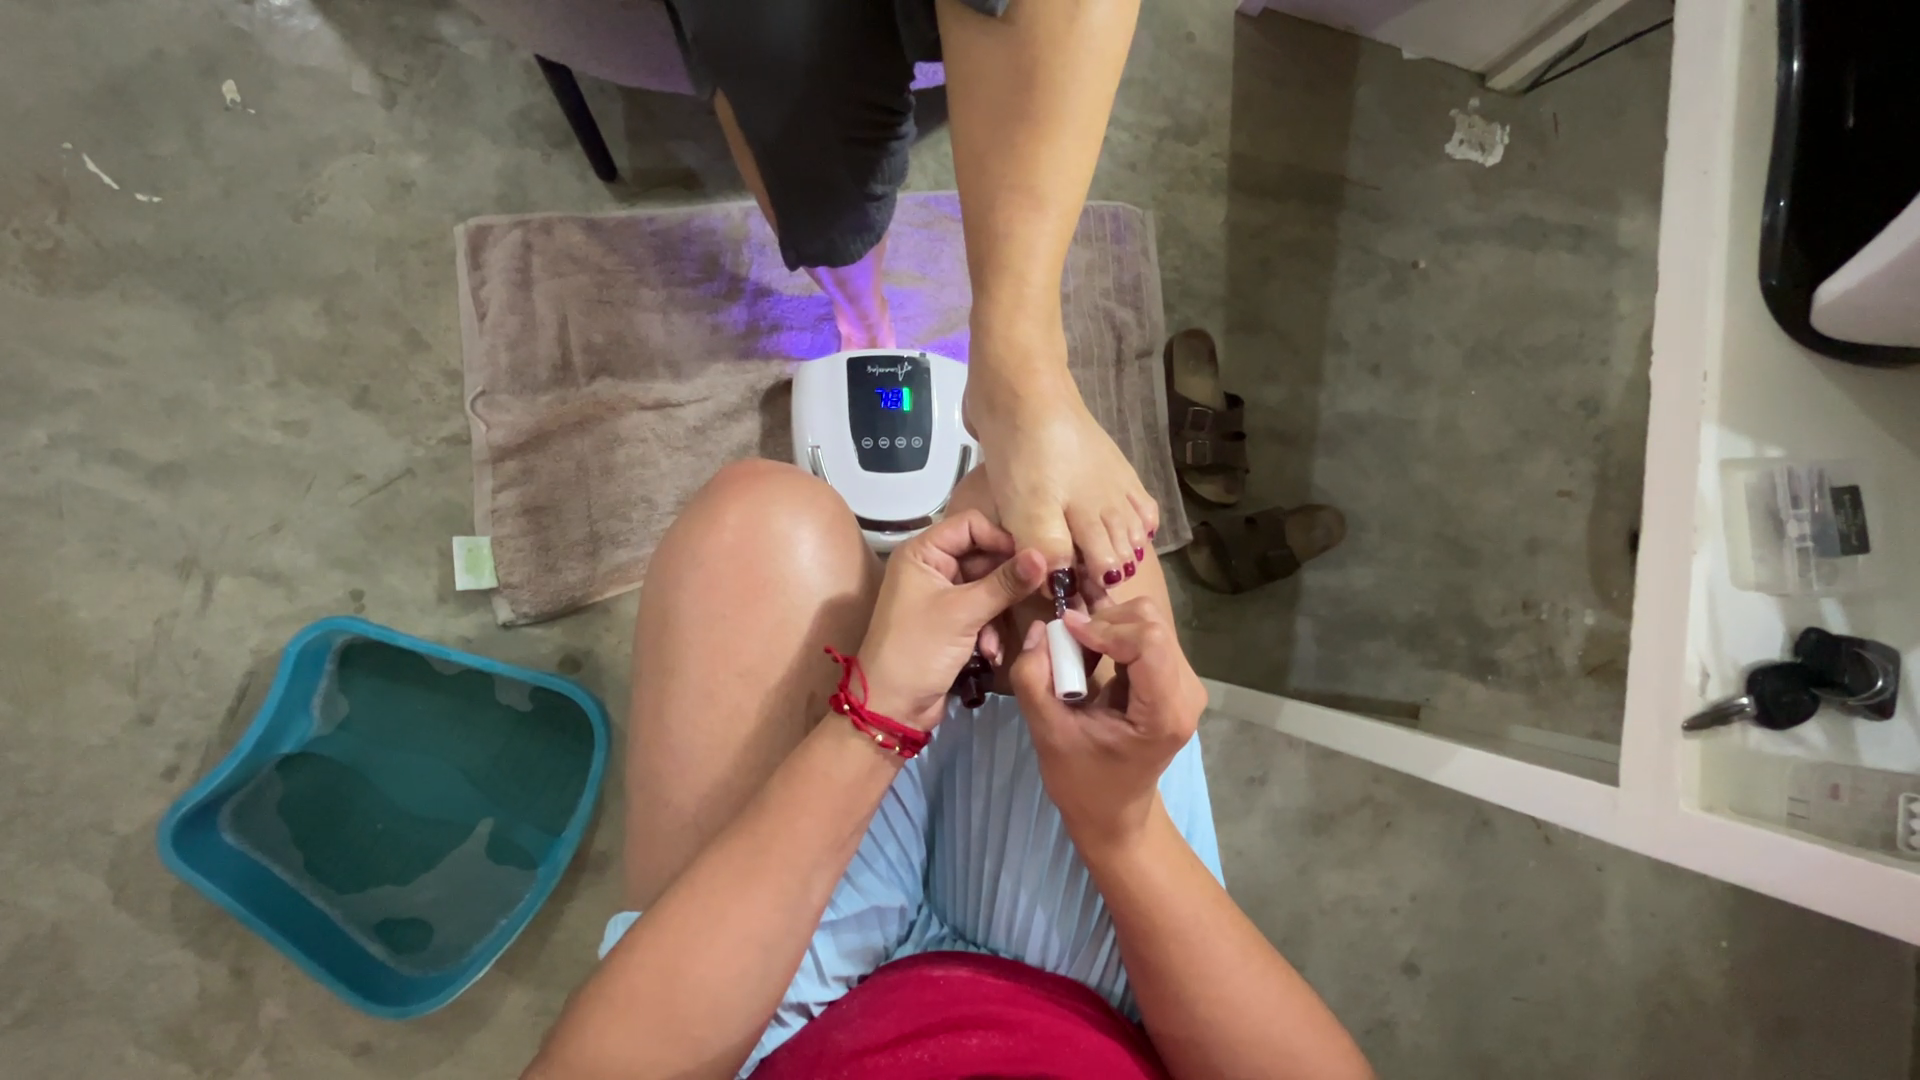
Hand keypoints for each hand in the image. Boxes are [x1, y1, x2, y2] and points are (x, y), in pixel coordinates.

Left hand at [858, 511, 1048, 730]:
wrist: (892, 707)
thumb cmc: (919, 649)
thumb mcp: (964, 613)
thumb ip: (1005, 583)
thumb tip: (1043, 556)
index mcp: (922, 553)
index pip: (970, 524)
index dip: (1001, 538)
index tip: (1032, 558)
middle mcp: (931, 567)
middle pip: (982, 556)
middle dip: (1006, 580)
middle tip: (1037, 592)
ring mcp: (941, 595)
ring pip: (987, 587)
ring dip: (998, 611)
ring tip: (999, 636)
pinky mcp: (951, 622)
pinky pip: (982, 611)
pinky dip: (989, 629)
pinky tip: (990, 653)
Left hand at [964, 346, 1157, 585]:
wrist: (1023, 387)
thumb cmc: (1024, 454)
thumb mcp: (1028, 510)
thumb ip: (1049, 551)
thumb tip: (1063, 586)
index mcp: (1095, 519)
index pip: (1105, 570)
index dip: (1093, 593)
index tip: (1079, 611)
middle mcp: (1112, 502)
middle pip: (1120, 550)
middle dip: (1107, 577)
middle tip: (1090, 597)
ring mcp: (1111, 477)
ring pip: (1129, 524)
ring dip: (1122, 548)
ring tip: (1107, 570)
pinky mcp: (1099, 458)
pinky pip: (1131, 496)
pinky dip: (1134, 516)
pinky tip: (1130, 524)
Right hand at [1009, 599, 1206, 854]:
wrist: (1112, 811)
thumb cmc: (1082, 781)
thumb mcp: (1046, 733)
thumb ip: (1033, 678)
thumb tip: (1039, 628)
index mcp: (1165, 714)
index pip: (1148, 642)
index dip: (1103, 627)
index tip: (1064, 632)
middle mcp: (1186, 693)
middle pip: (1150, 623)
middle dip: (1102, 622)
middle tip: (1066, 643)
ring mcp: (1184, 683)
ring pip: (1148, 620)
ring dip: (1106, 624)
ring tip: (1075, 648)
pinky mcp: (1173, 676)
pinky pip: (1145, 632)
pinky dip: (1113, 629)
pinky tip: (1087, 642)